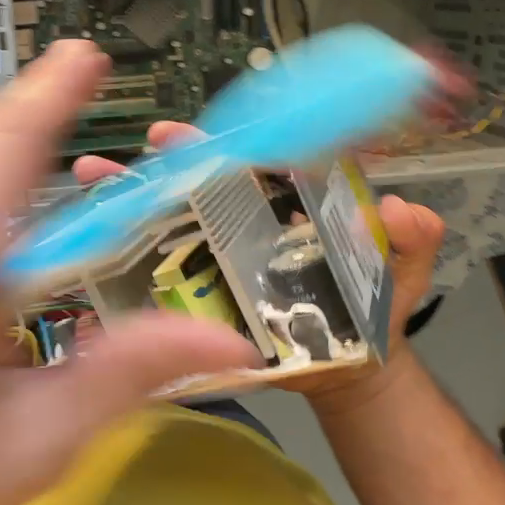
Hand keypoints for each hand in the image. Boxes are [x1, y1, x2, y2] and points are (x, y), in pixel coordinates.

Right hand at [74, 121, 445, 411]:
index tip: (183, 132)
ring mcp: (221, 257)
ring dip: (129, 197)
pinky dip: (127, 262)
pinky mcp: (204, 296)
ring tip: (92, 178)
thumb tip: (396, 210)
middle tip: (133, 152)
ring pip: (170, 219)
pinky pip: (163, 274)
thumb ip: (412, 240)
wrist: (350, 372)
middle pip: (199, 183)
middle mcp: (247, 219)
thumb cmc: (375, 309)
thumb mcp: (403, 270)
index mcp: (289, 200)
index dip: (219, 142)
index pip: (251, 159)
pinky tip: (92, 254)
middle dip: (163, 164)